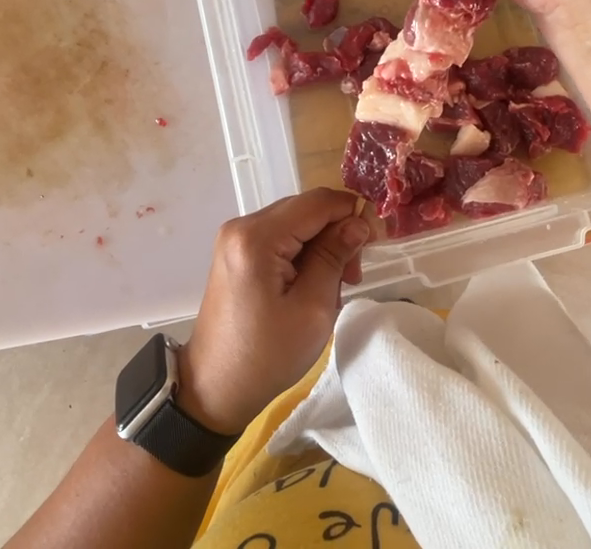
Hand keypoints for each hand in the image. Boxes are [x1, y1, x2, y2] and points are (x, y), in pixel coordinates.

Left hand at [177, 188, 369, 434]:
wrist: (215, 388)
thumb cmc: (267, 355)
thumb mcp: (313, 308)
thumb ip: (335, 256)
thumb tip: (358, 221)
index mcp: (257, 237)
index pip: (317, 202)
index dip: (352, 213)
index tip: (375, 243)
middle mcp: (242, 226)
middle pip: (306, 209)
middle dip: (337, 233)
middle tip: (352, 276)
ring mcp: (236, 238)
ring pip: (296, 223)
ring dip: (322, 246)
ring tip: (334, 286)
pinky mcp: (237, 252)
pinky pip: (281, 237)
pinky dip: (303, 254)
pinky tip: (312, 283)